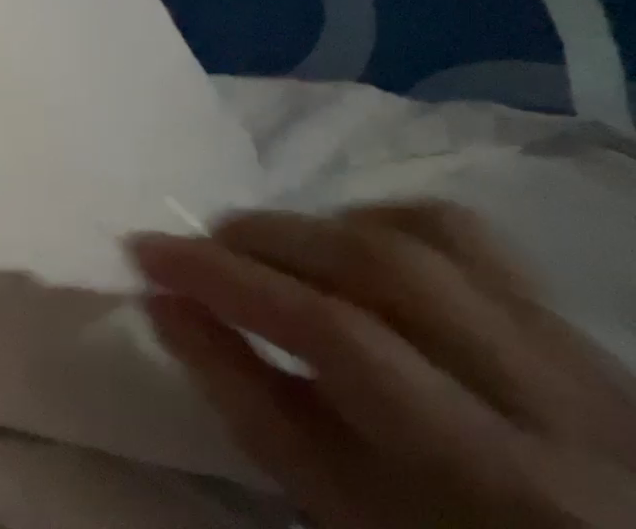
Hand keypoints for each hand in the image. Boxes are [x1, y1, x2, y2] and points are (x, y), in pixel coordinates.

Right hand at [131, 201, 635, 527]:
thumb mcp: (327, 496)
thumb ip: (242, 396)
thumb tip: (162, 299)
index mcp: (482, 466)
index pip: (336, 334)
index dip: (227, 278)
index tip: (145, 250)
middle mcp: (548, 394)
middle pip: (385, 263)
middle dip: (266, 237)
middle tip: (196, 243)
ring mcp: (575, 348)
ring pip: (437, 233)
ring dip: (323, 223)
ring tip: (270, 247)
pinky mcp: (572, 320)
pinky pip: (474, 239)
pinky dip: (387, 223)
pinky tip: (347, 246)